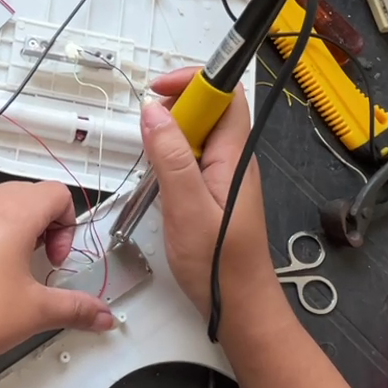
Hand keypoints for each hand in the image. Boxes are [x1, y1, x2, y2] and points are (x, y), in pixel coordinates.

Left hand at [0, 180, 115, 387]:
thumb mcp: (36, 312)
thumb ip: (77, 308)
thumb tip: (104, 317)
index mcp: (12, 214)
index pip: (56, 193)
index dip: (66, 224)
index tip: (56, 259)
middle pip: (23, 194)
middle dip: (38, 225)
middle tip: (34, 265)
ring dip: (4, 229)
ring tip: (0, 274)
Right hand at [140, 68, 281, 322]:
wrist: (240, 306)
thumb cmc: (218, 264)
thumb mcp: (186, 207)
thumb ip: (169, 157)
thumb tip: (153, 112)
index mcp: (234, 155)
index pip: (226, 94)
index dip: (194, 81)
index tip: (158, 90)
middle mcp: (234, 159)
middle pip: (210, 110)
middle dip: (175, 107)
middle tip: (148, 129)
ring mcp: (225, 175)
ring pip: (198, 134)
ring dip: (170, 134)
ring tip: (150, 158)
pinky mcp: (215, 191)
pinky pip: (193, 158)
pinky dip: (171, 157)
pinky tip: (159, 179)